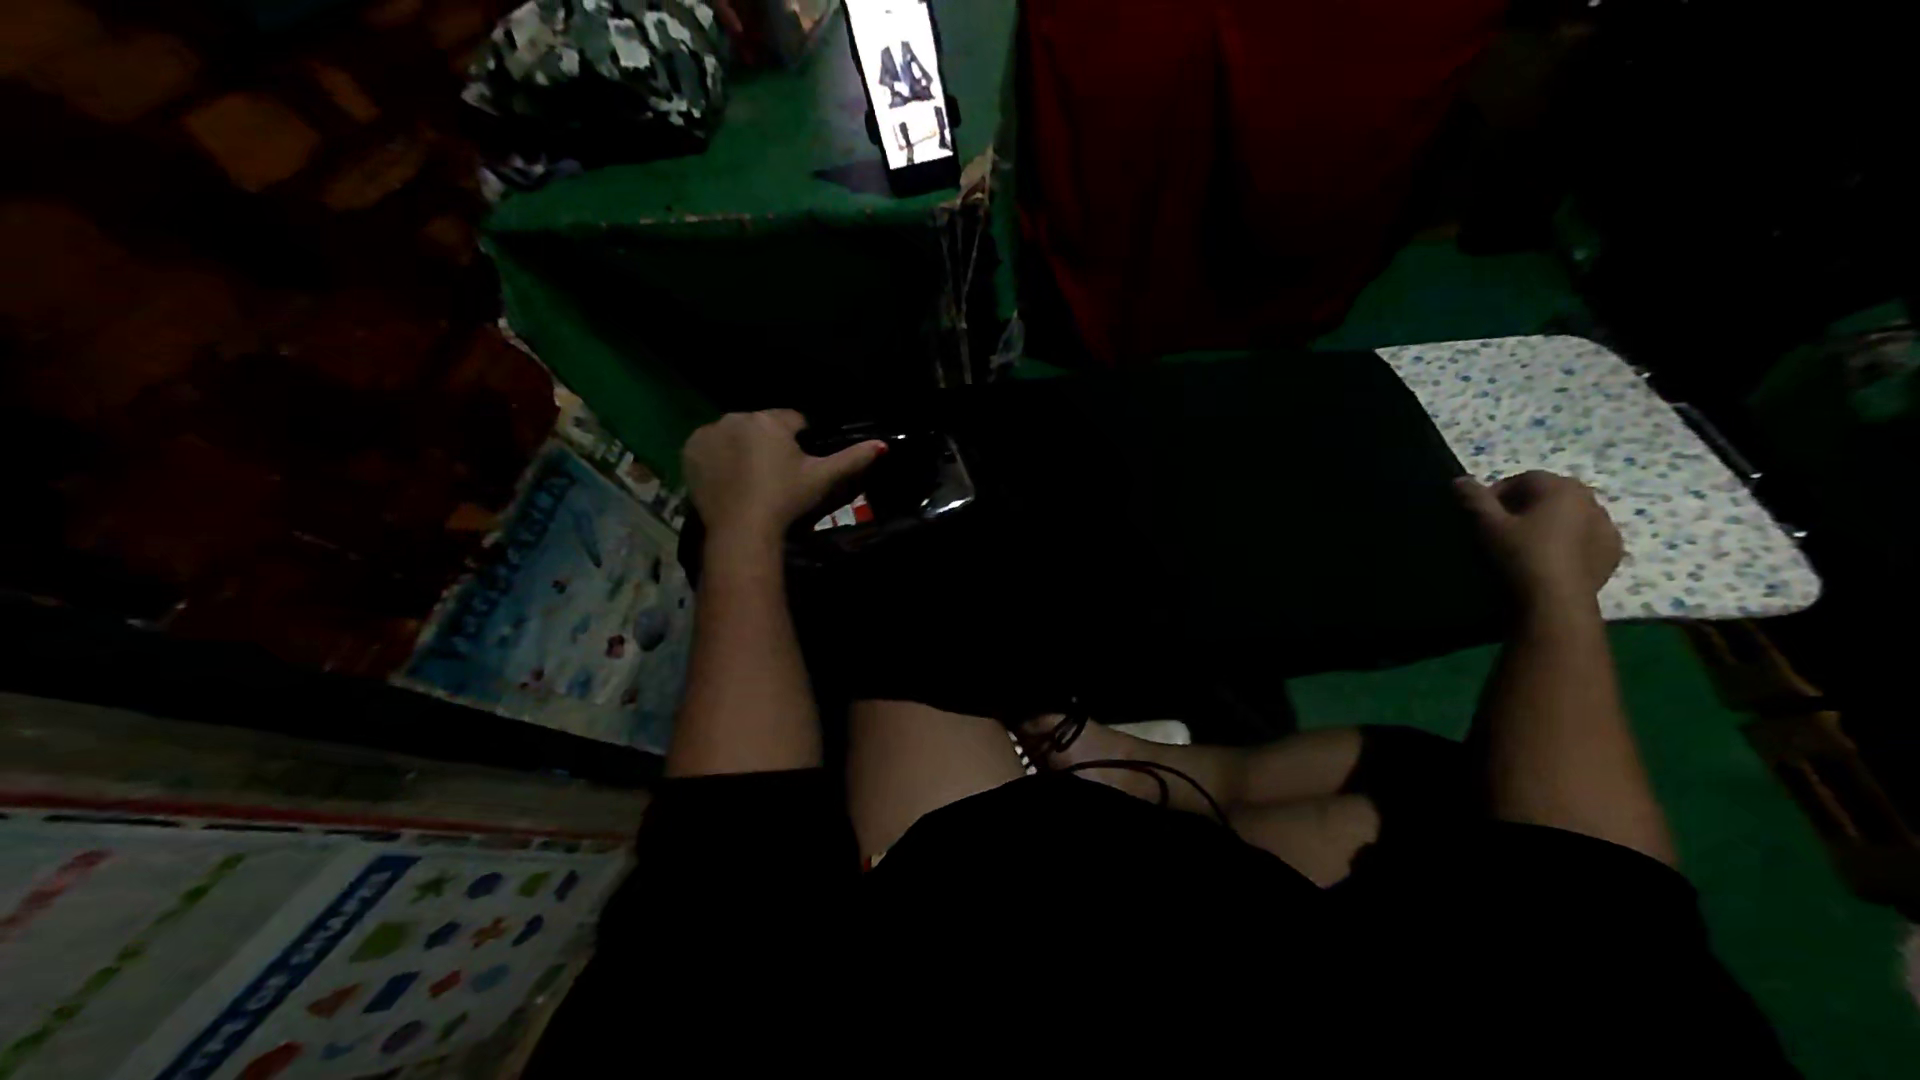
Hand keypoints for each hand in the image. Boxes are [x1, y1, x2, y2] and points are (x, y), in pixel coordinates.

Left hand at [683, 410, 886, 542]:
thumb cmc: (786, 500)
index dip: (799, 442)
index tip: (797, 468)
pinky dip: (717, 458)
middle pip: (761, 426)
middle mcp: (737, 417)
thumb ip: (852, 458)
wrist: (742, 530)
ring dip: (742, 448)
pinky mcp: (689, 451)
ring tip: (750, 481)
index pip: (793, 421)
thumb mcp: (823, 479)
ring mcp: (709, 433)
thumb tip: (883, 445)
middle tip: (774, 477)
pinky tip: (728, 481)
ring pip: (734, 435)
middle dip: (768, 443)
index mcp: (770, 420)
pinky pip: (709, 446)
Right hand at [1454, 471, 1621, 607]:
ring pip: (1570, 516)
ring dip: (1548, 523)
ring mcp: (1607, 527)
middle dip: (1524, 506)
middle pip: (1550, 495)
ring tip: (1525, 545)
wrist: (1556, 600)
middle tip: (1501, 528)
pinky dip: (1568, 541)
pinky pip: (1585, 537)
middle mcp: (1591, 500)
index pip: (1524, 479)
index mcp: (1562, 488)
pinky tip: (1549, 558)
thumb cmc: (1521, 554)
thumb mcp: (1487, 524)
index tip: (1481, 513)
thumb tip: (1460, 479)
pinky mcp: (1613, 552)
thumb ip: (1474, 498)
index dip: (1497, 493)